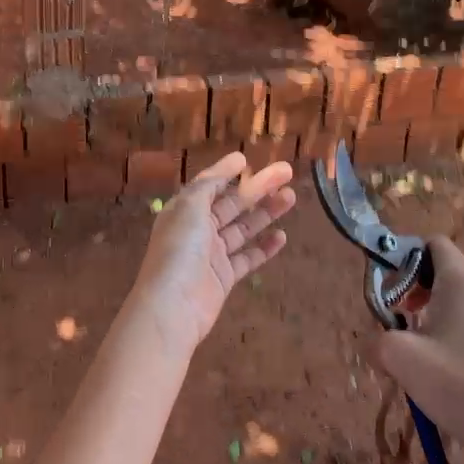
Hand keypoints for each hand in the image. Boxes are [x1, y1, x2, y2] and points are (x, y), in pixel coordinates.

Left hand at [132, 152, 294, 352]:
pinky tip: (282, 236)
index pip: (208, 185)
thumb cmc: (179, 249)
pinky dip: (264, 248)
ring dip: (266, 212)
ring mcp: (211, 254)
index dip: (225, 171)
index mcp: (184, 210)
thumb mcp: (190, 207)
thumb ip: (209, 185)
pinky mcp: (224, 277)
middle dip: (258, 187)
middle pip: (232, 203)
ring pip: (243, 228)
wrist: (173, 305)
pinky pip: (247, 258)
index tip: (246, 158)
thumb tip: (230, 166)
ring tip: (290, 197)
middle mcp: (197, 229)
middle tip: (286, 172)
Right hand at [368, 237, 463, 454]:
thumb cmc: (456, 385)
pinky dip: (452, 328)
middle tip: (397, 318)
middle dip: (414, 286)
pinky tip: (443, 363)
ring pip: (459, 296)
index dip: (404, 257)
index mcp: (463, 281)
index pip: (433, 243)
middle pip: (444, 269)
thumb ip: (374, 339)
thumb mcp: (398, 358)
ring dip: (432, 309)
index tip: (388, 289)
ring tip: (416, 343)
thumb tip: (373, 342)